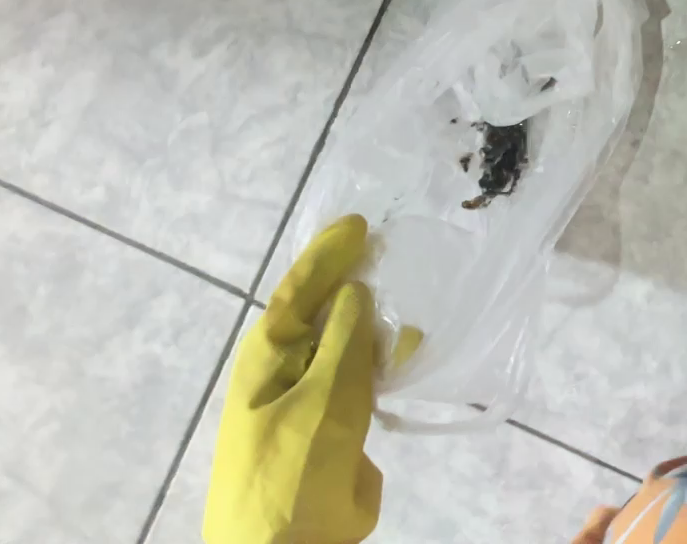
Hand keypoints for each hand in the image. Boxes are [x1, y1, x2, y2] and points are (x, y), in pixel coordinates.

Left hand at [205, 215, 382, 543]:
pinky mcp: (339, 421)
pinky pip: (366, 374)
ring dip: (379, 320)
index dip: (329, 251)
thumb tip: (358, 288)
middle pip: (328, 308)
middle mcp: (289, 366)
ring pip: (351, 340)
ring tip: (414, 295)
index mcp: (271, 353)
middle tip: (394, 247)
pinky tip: (415, 347)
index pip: (301, 286)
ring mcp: (314, 394)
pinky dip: (389, 357)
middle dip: (358, 277)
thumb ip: (347, 334)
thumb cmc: (295, 465)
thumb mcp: (325, 392)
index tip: (360, 221)